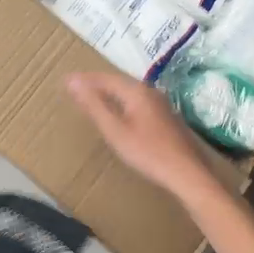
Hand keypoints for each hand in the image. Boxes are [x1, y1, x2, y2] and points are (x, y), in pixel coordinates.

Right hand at [67, 71, 213, 201]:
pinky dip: (123, 103)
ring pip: (130, 92)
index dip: (84, 79)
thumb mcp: (115, 131)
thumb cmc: (148, 153)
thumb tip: (72, 81)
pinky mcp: (167, 117)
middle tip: (77, 86)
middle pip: (119, 82)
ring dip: (111, 93)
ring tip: (94, 97)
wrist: (187, 174)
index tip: (66, 80)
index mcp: (136, 91)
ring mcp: (162, 104)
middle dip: (97, 83)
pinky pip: (139, 102)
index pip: (104, 78)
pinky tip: (121, 113)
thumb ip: (94, 105)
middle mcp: (151, 91)